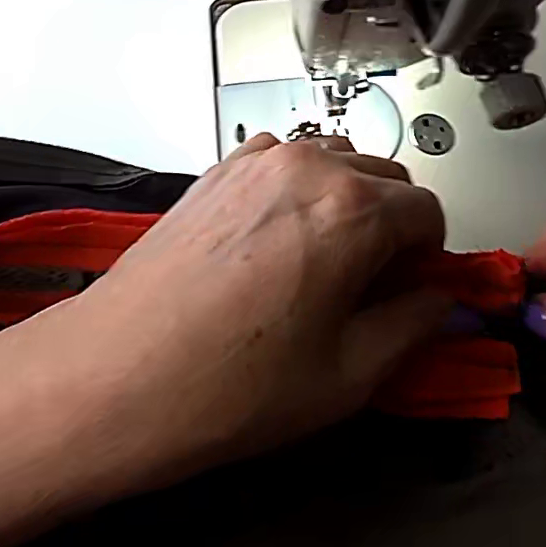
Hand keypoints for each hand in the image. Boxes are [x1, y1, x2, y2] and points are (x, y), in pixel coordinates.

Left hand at [0, 134, 451, 546]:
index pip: (429, 210)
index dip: (429, 255)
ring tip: (321, 256)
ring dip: (351, 200)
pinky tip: (275, 237)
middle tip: (369, 281)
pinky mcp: (220, 168)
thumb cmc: (232, 388)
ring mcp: (260, 159)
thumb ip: (415, 325)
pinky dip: (302, 187)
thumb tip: (438, 297)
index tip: (409, 290)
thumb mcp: (350, 375)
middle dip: (394, 225)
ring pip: (340, 162)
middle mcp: (311, 166)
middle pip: (389, 178)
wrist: (107, 378)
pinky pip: (287, 159)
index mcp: (354, 210)